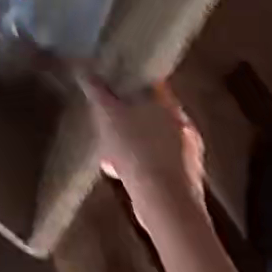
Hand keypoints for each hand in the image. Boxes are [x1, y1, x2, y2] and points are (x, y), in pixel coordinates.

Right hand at [79, 73, 205, 211]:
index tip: (111, 73)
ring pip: (151, 135)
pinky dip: (137, 158)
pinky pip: (154, 158)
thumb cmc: (136, 148)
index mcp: (170, 107)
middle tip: (104, 109)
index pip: (152, 82)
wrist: (164, 203)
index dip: (130, 75)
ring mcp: (187, 154)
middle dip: (126, 110)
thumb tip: (85, 69)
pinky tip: (116, 166)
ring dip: (130, 136)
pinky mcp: (183, 177)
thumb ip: (96, 89)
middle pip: (150, 109)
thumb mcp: (106, 113)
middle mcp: (183, 127)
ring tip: (106, 142)